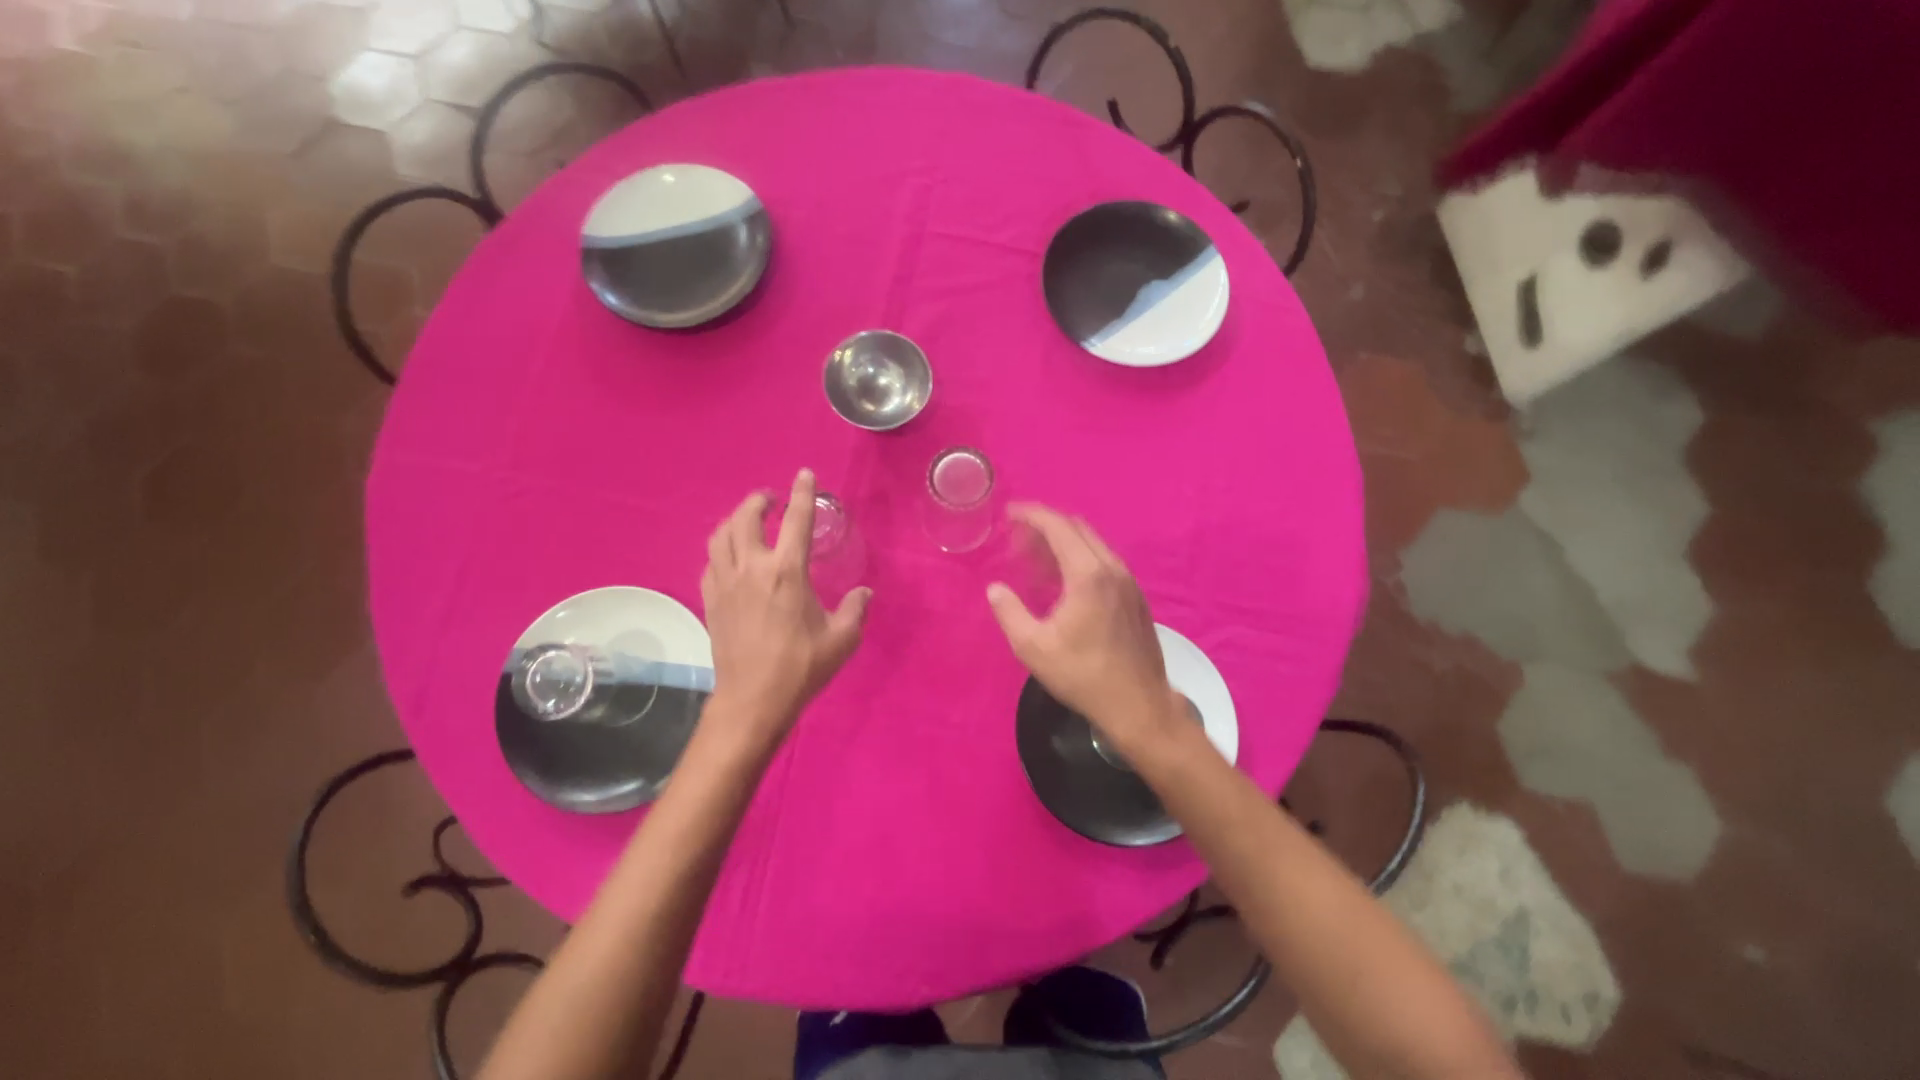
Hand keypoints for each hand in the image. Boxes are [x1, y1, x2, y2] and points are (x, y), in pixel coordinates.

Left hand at [699, 469, 870, 749]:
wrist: (752, 699)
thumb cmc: (801, 668)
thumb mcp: (841, 639)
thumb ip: (855, 609)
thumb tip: (864, 593)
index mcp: (786, 572)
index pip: (796, 520)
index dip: (802, 493)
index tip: (804, 475)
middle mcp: (751, 568)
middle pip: (746, 517)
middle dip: (759, 500)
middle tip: (772, 500)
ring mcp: (725, 584)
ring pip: (721, 535)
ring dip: (735, 520)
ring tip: (749, 521)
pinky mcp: (710, 601)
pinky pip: (710, 562)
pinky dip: (721, 549)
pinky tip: (731, 557)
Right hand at [986, 505, 1186, 753]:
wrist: (1138, 704)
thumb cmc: (1082, 675)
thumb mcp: (1032, 647)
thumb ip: (1009, 612)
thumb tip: (995, 589)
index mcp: (1088, 574)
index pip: (1058, 526)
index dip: (1031, 515)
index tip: (1009, 513)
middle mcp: (1112, 568)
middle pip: (1077, 529)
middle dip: (1046, 526)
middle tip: (1018, 539)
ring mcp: (1129, 582)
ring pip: (1093, 545)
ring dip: (1064, 544)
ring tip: (1035, 562)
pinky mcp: (1136, 598)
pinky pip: (1104, 563)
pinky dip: (1080, 560)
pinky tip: (1063, 586)